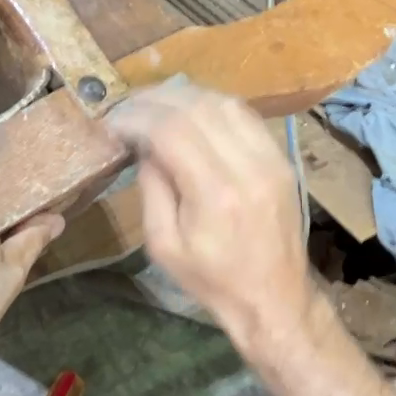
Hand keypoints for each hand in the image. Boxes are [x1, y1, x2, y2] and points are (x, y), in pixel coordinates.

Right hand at [108, 85, 312, 341]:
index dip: (136, 117)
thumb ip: (151, 188)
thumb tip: (144, 145)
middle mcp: (248, 167)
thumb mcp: (163, 244)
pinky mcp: (281, 159)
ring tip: (155, 105)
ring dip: (183, 96)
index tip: (113, 123)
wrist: (274, 299)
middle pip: (196, 107)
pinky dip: (211, 105)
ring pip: (223, 102)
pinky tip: (190, 113)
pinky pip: (244, 114)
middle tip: (128, 108)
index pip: (170, 129)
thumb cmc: (211, 279)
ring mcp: (271, 159)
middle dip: (154, 100)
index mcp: (215, 194)